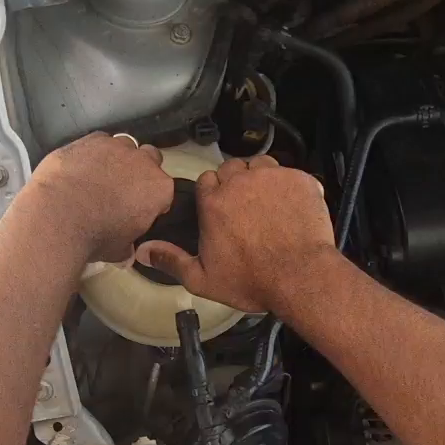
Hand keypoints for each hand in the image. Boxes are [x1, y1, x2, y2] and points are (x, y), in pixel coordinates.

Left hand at [25, 133, 173, 262]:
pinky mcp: (89, 139)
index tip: (139, 210)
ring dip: (118, 157)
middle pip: (151, 158)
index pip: (164, 191)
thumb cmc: (95, 237)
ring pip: (125, 145)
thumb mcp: (119, 250)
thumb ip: (127, 246)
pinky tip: (80, 166)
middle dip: (141, 169)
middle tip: (123, 188)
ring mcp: (116, 147)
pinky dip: (93, 151)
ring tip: (99, 174)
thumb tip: (126, 252)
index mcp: (159, 189)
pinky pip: (99, 141)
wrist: (58, 214)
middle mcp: (143, 162)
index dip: (152, 200)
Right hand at [135, 155, 336, 313]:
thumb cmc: (252, 279)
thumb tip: (144, 251)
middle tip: (246, 207)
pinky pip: (290, 173)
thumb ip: (171, 260)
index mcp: (213, 202)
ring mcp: (272, 178)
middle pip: (232, 168)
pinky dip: (290, 185)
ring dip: (261, 179)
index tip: (221, 208)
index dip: (213, 193)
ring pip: (261, 165)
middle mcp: (240, 182)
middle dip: (236, 183)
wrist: (299, 277)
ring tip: (268, 203)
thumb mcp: (202, 279)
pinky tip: (291, 206)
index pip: (206, 180)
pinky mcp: (299, 180)